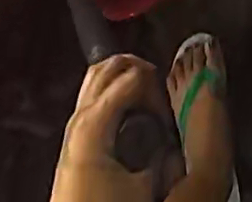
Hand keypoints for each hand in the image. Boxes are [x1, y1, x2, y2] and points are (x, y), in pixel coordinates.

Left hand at [51, 55, 156, 201]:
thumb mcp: (144, 186)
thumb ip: (164, 155)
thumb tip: (178, 139)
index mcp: (94, 123)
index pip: (132, 77)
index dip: (155, 87)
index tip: (166, 112)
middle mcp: (80, 118)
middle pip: (109, 66)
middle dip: (139, 69)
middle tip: (158, 88)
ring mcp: (73, 126)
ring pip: (98, 76)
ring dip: (125, 76)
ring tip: (146, 94)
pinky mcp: (73, 138)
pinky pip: (94, 95)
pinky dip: (114, 89)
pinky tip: (129, 109)